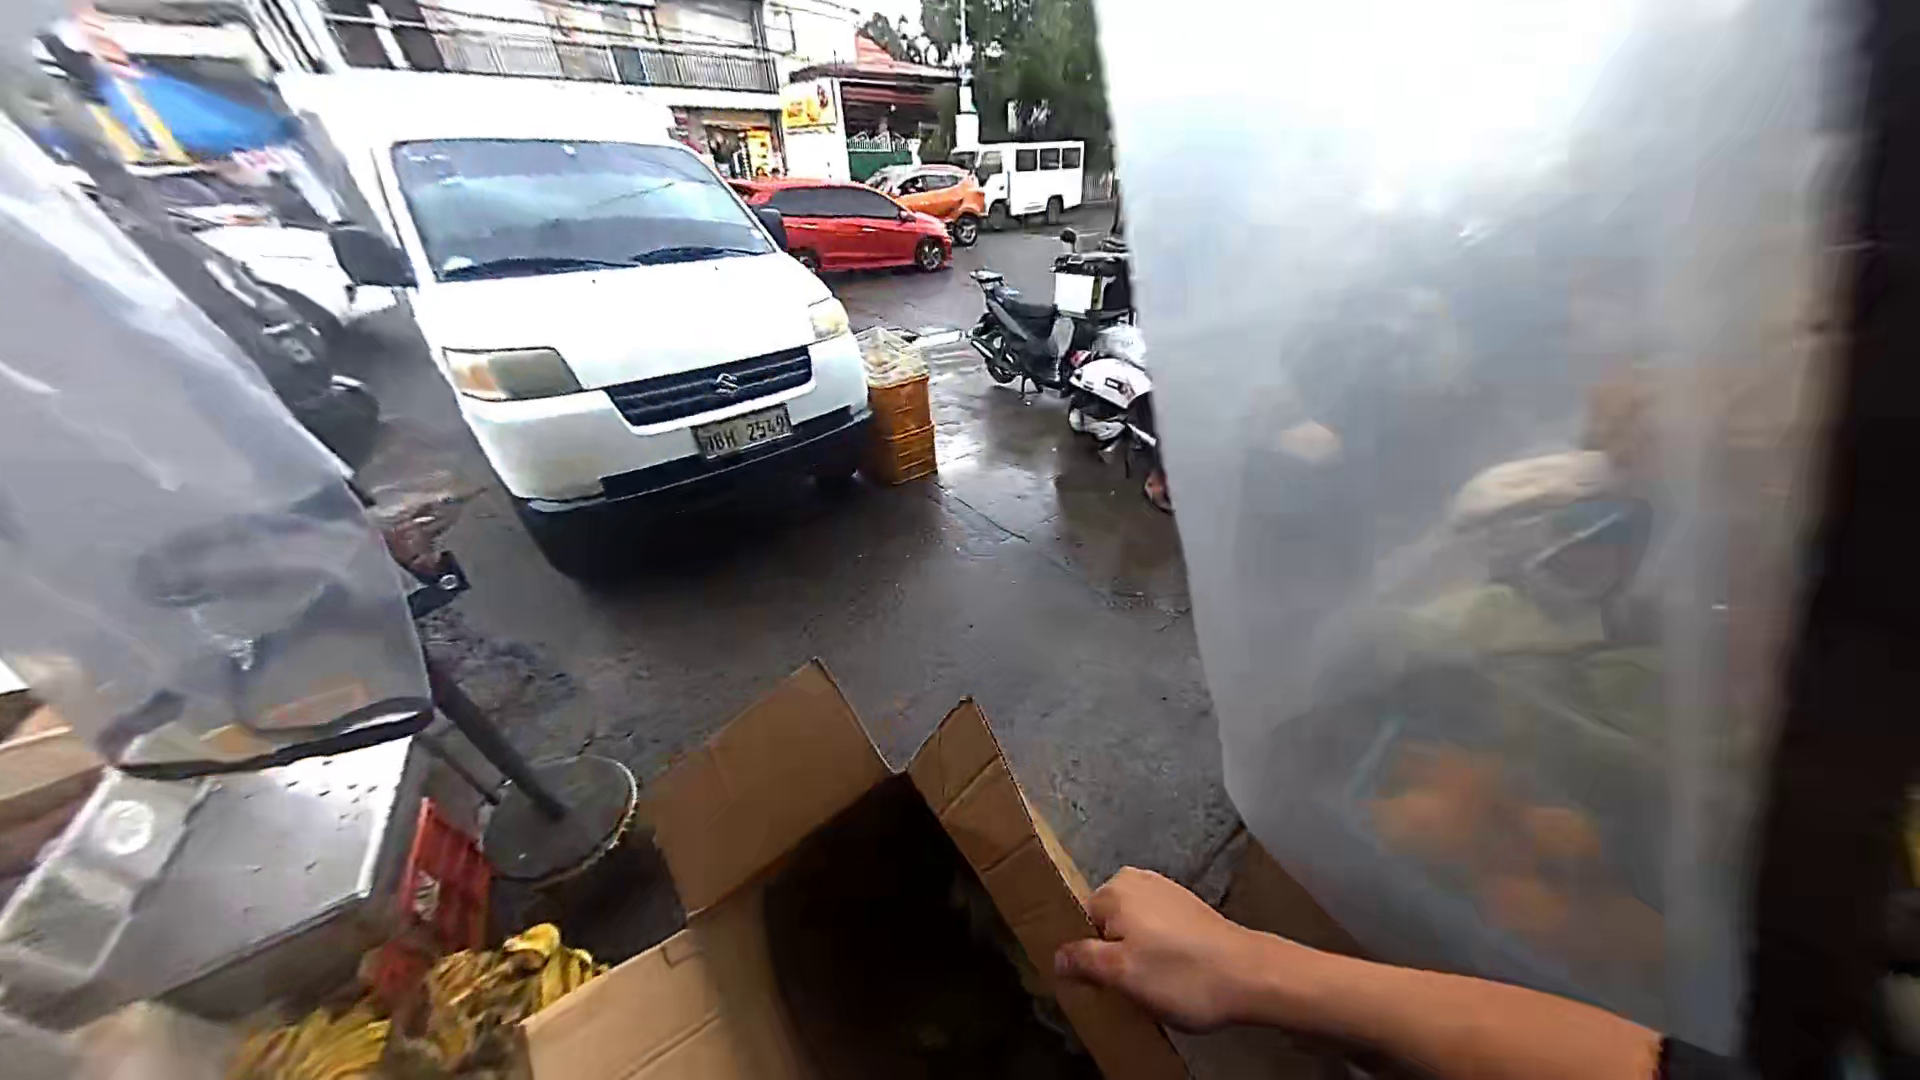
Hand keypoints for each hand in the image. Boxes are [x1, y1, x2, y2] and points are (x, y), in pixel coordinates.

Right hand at [1054, 867, 1290, 1031]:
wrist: (1248, 973)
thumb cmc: (1181, 974)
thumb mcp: (1123, 975)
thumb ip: (1084, 960)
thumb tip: (1056, 955)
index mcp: (1113, 890)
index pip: (1082, 923)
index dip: (1092, 956)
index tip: (1110, 982)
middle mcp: (1132, 878)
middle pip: (1106, 921)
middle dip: (1115, 952)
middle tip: (1135, 984)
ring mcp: (1161, 887)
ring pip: (1131, 924)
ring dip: (1138, 950)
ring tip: (1159, 979)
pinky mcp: (1183, 901)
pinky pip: (1154, 923)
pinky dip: (1158, 944)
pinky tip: (1175, 967)